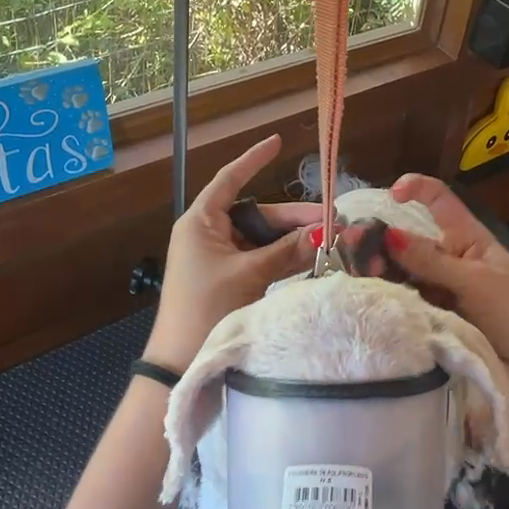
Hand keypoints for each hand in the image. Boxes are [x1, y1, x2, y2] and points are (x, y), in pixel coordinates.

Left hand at [143, 134, 319, 371]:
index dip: (254, 160)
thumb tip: (325, 232)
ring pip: (260, 238)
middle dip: (292, 217)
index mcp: (201, 221)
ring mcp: (216, 257)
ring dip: (291, 240)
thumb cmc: (206, 309)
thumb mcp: (249, 275)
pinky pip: (258, 258)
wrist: (178, 366)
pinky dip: (281, 258)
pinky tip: (309, 260)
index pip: (230, 179)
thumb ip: (287, 251)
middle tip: (331, 221)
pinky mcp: (225, 279)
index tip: (278, 143)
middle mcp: (207, 233)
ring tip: (328, 240)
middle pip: (256, 214)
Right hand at [387, 174, 508, 469]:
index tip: (391, 195)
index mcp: (469, 240)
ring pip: (402, 274)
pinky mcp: (433, 322)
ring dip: (380, 271)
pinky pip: (405, 304)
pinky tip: (367, 296)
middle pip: (411, 242)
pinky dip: (387, 299)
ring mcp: (441, 293)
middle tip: (351, 246)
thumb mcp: (476, 281)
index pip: (441, 202)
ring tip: (359, 275)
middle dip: (382, 240)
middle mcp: (451, 262)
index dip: (417, 189)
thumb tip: (389, 235)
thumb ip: (431, 261)